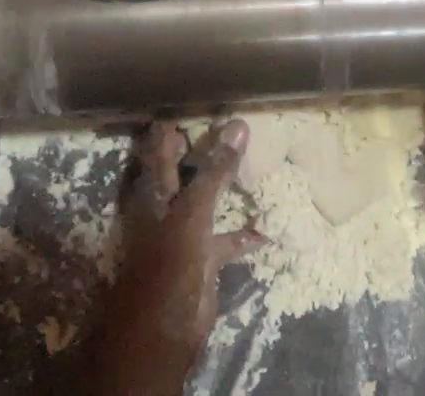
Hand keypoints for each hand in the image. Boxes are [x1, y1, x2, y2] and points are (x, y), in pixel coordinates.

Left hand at [86, 120, 265, 395]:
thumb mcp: (194, 210)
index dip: (176, 121)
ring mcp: (185, 230)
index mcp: (156, 188)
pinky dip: (245, 232)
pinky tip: (268, 226)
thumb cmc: (169, 261)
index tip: (200, 96)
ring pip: (207, 198)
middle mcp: (168, 204)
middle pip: (187, 167)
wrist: (163, 329)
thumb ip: (216, 170)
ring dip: (228, 185)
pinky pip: (227, 238)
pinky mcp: (203, 257)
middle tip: (237, 121)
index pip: (162, 143)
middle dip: (208, 148)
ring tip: (257, 161)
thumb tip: (238, 124)